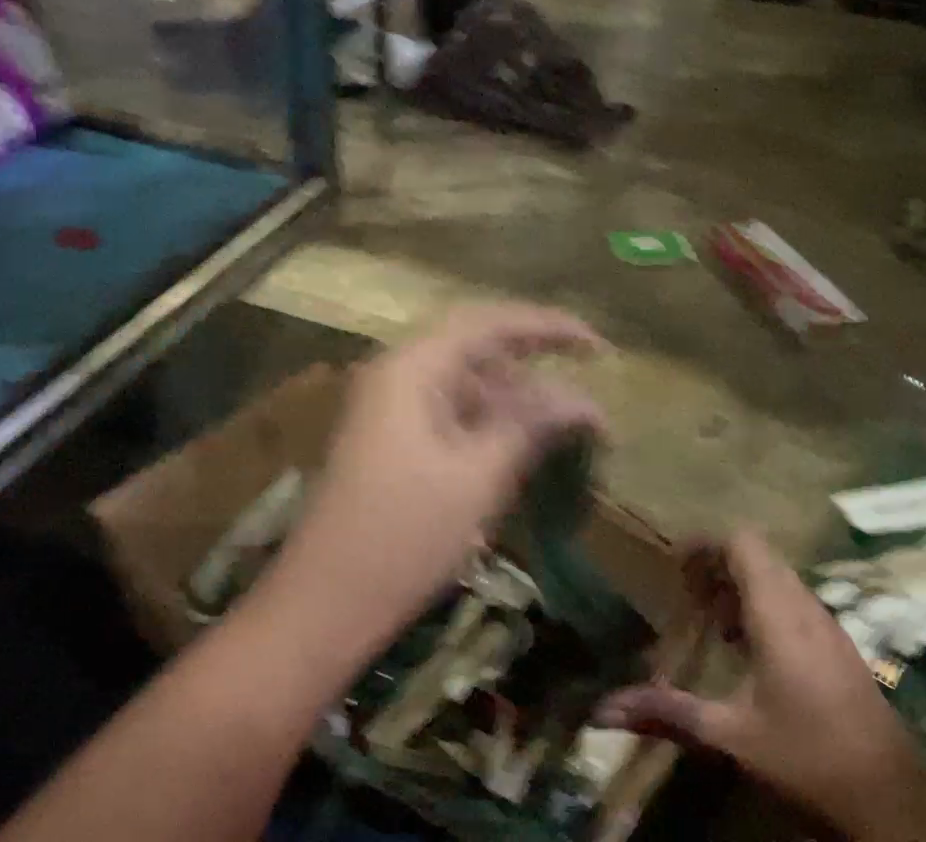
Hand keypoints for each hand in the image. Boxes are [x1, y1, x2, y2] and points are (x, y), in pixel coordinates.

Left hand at [265, 304, 606, 644]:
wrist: (326, 603)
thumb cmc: (403, 534)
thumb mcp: (478, 476)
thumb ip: (531, 427)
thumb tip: (584, 403)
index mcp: (411, 368)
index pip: (488, 323)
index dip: (548, 326)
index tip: (599, 346)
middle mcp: (398, 376)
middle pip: (478, 352)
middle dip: (537, 369)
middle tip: (590, 389)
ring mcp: (392, 412)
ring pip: (468, 389)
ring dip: (518, 404)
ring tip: (574, 429)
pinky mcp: (394, 446)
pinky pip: (453, 418)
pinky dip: (493, 428)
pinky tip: (528, 448)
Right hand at [594, 532, 925, 841]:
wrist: (892, 801)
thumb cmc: (809, 757)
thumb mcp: (732, 736)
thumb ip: (669, 713)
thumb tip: (603, 709)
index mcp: (779, 615)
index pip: (744, 544)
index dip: (706, 543)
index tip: (674, 564)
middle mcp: (806, 608)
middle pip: (760, 556)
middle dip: (718, 564)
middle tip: (685, 593)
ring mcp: (829, 626)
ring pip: (780, 579)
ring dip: (741, 586)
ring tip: (710, 621)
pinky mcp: (840, 647)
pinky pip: (795, 603)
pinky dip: (763, 606)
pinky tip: (747, 650)